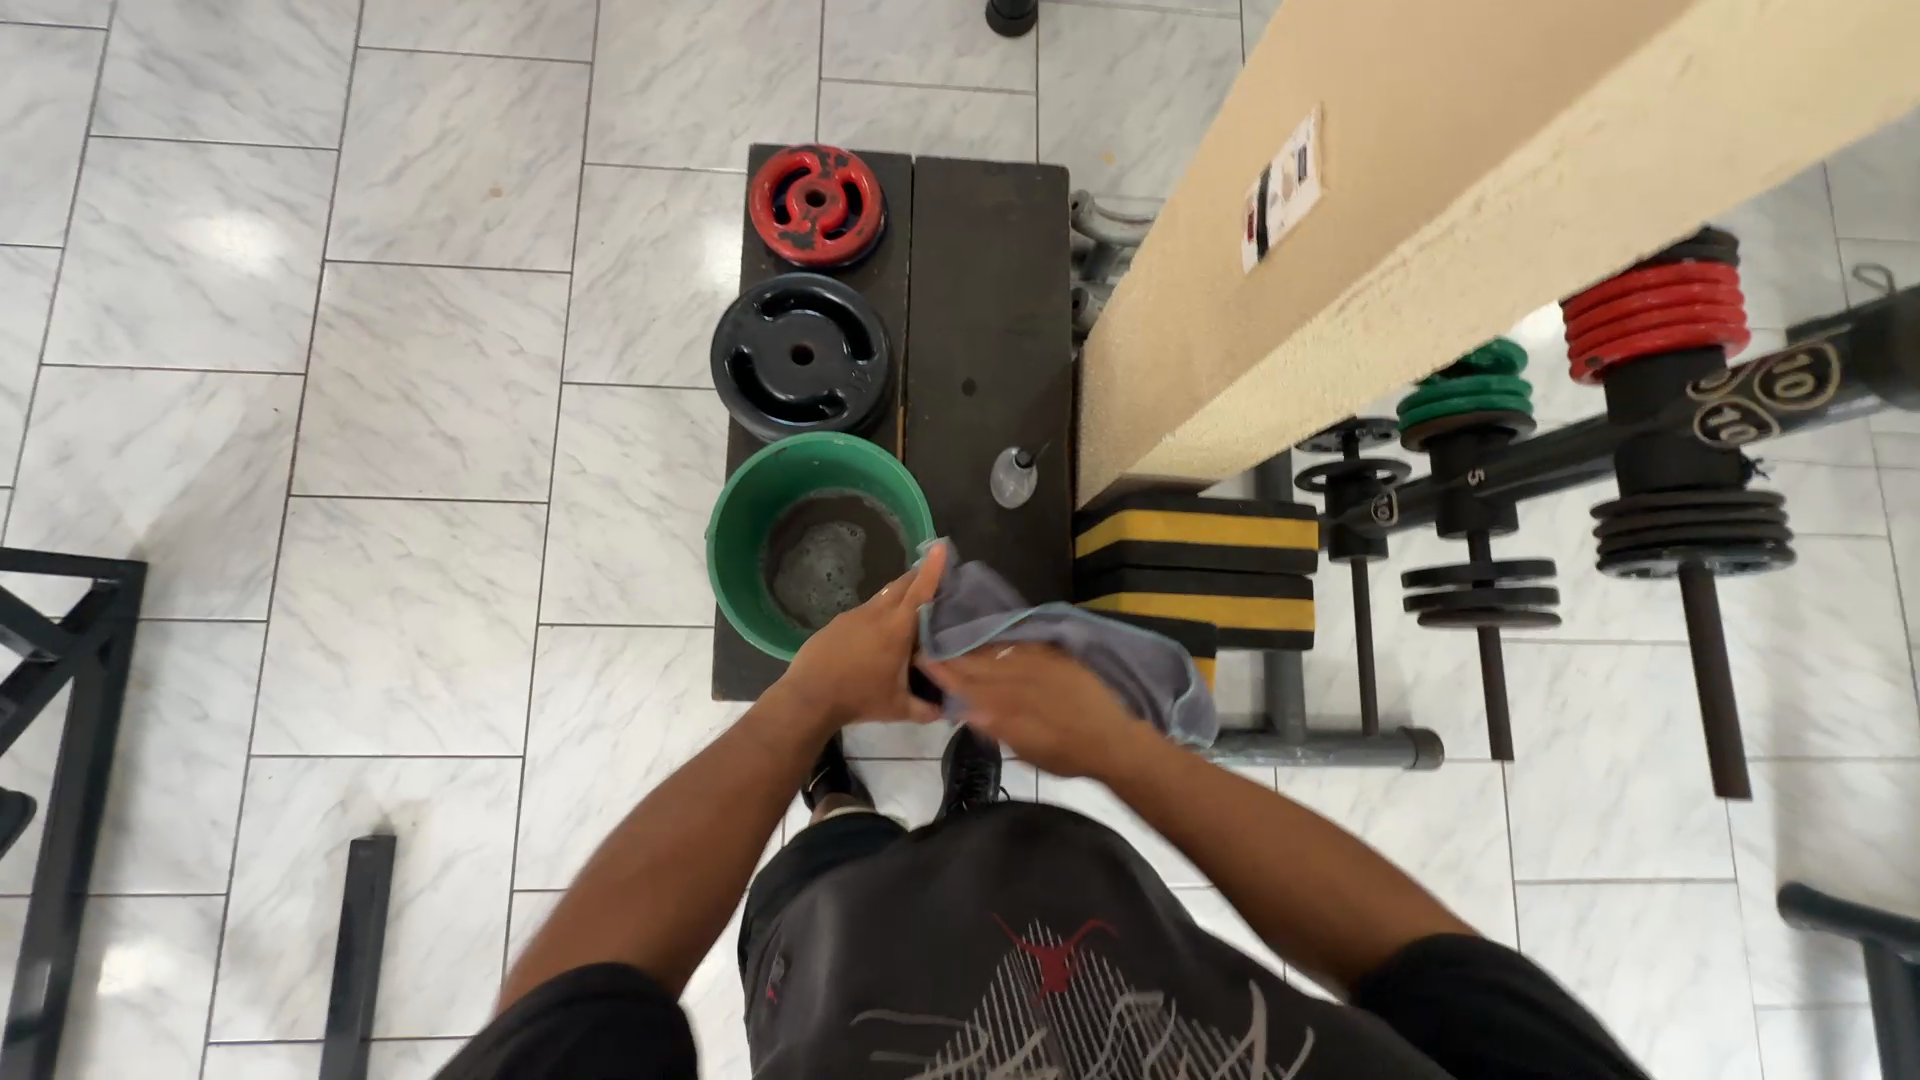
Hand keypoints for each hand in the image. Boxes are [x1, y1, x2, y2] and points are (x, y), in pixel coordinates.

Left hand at [776, 541, 949, 728]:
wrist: (808, 697)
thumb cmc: (859, 699)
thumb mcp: (898, 709)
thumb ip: (925, 709)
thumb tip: (945, 713)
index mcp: (897, 628)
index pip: (920, 591)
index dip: (933, 568)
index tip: (941, 546)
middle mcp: (876, 614)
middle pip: (901, 585)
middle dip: (917, 577)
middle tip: (932, 578)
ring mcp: (853, 615)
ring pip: (881, 598)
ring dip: (896, 597)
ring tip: (907, 610)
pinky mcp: (836, 623)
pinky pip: (863, 612)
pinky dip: (876, 615)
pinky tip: (874, 636)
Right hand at [920, 644, 1151, 778]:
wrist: (1112, 741)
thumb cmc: (1066, 755)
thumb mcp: (1027, 749)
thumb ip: (996, 727)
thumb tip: (964, 709)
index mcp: (1010, 704)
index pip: (970, 685)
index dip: (946, 673)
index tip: (925, 660)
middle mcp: (1022, 679)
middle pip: (981, 665)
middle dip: (955, 657)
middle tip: (932, 647)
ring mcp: (1041, 666)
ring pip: (1000, 653)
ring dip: (976, 649)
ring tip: (957, 643)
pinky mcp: (1058, 659)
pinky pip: (1025, 646)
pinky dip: (1006, 644)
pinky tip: (996, 641)